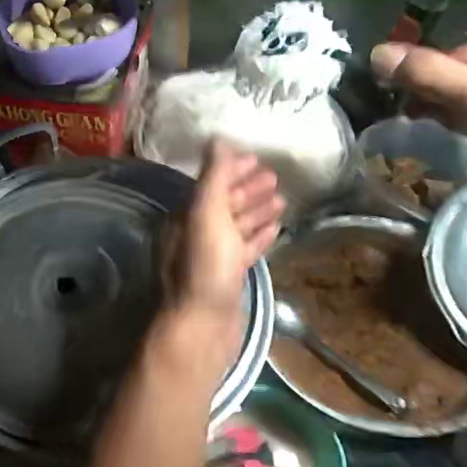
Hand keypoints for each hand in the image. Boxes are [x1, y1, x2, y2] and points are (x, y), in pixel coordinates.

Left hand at [167, 140, 283, 323]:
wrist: (202, 327)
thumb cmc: (204, 269)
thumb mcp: (206, 215)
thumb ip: (214, 178)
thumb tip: (219, 140)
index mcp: (184, 218)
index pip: (209, 186)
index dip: (232, 171)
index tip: (258, 159)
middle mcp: (193, 236)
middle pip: (224, 205)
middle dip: (247, 189)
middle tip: (275, 177)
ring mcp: (210, 259)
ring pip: (236, 228)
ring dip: (257, 211)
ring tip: (282, 199)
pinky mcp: (226, 280)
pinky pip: (244, 251)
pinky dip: (258, 237)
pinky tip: (275, 229)